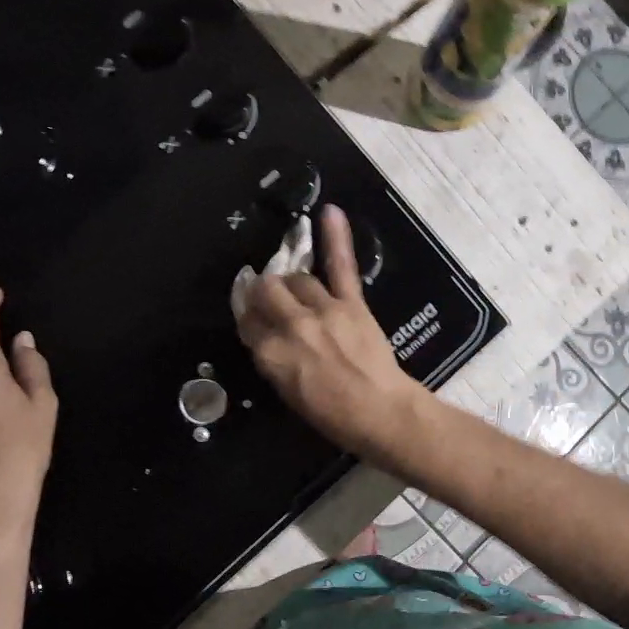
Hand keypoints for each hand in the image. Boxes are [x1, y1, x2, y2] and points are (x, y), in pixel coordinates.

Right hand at [235, 205, 424, 461]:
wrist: (381, 413)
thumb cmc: (333, 416)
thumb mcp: (288, 394)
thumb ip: (272, 361)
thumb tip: (265, 339)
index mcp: (271, 354)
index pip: (247, 322)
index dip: (248, 317)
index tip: (251, 316)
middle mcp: (291, 325)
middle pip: (266, 291)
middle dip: (264, 293)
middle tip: (270, 299)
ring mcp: (322, 310)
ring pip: (296, 278)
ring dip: (292, 282)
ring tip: (294, 288)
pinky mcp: (352, 304)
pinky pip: (341, 266)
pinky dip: (337, 237)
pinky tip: (329, 211)